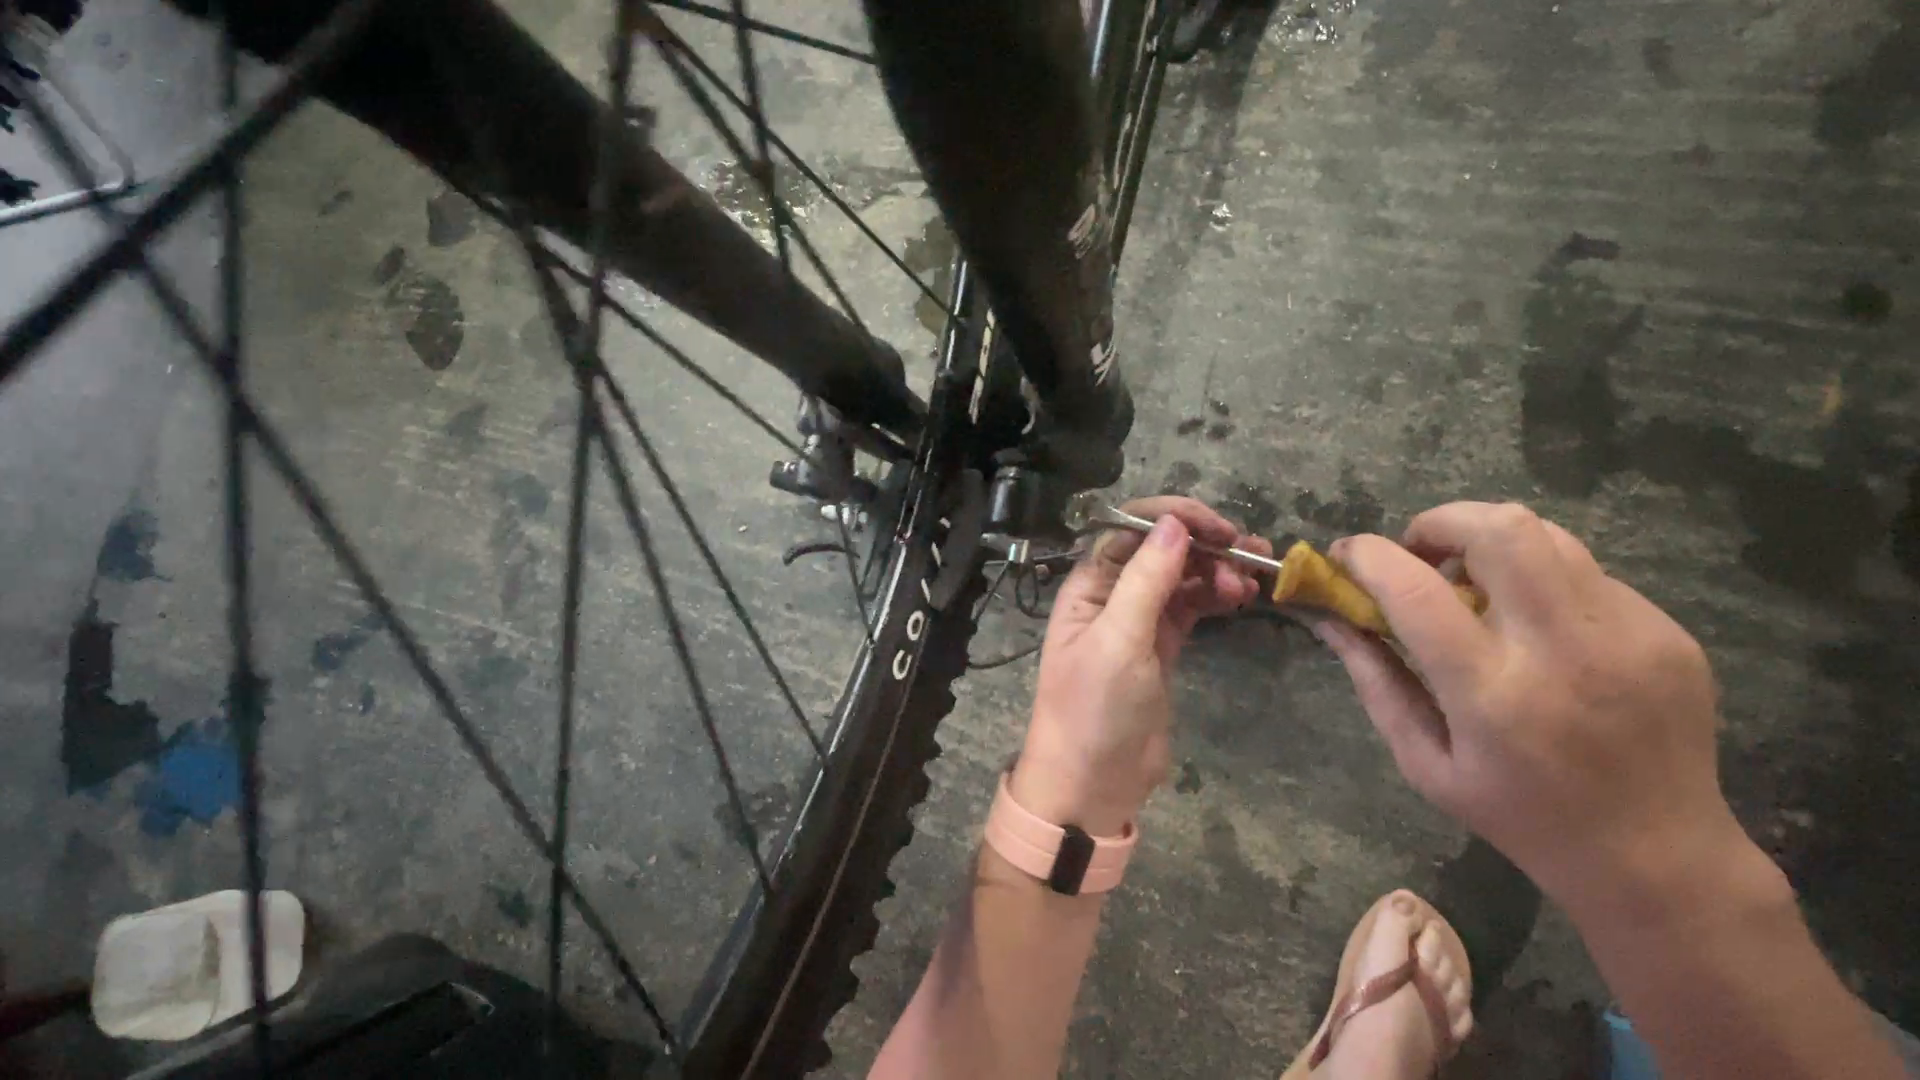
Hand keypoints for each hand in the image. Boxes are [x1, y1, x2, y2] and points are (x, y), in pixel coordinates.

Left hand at [1014, 497, 1268, 834]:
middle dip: (1202, 542)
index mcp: (1088, 586)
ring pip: (1180, 577)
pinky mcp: (1161, 648)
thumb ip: (1146, 581)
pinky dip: (1215, 597)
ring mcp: (1138, 622)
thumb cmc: (1093, 710)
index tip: (1218, 526)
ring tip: (1250, 581)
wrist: (1091, 783)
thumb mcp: (1118, 641)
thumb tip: (1173, 523)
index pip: (1128, 529)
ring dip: (1215, 570)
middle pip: (1159, 549)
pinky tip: (1241, 597)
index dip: (1172, 518)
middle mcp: (1111, 595)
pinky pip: (1191, 607)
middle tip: (1248, 551)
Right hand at [1316, 502, 1754, 920]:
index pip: (1415, 590)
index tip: (1345, 556)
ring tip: (1475, 588)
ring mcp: (1628, 634)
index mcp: (1492, 694)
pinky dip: (1540, 582)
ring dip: (1490, 544)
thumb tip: (1329, 617)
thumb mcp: (1424, 761)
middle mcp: (1564, 649)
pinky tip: (1537, 632)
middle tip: (1420, 556)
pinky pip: (1586, 573)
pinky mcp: (1666, 630)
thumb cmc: (1518, 815)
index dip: (1367, 557)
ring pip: (1547, 535)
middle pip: (1500, 529)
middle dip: (1441, 523)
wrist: (1658, 854)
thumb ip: (1375, 680)